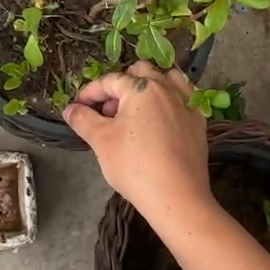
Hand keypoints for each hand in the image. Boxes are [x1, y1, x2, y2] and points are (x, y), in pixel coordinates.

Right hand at [61, 61, 213, 228]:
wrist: (177, 197)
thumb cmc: (135, 166)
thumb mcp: (101, 141)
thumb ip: (83, 120)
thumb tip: (70, 109)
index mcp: (142, 88)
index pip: (110, 81)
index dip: (91, 92)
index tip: (79, 106)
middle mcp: (167, 88)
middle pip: (141, 72)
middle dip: (121, 86)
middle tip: (109, 111)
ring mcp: (187, 104)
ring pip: (168, 79)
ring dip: (149, 87)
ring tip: (137, 110)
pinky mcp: (199, 122)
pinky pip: (184, 99)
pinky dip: (170, 101)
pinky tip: (161, 120)